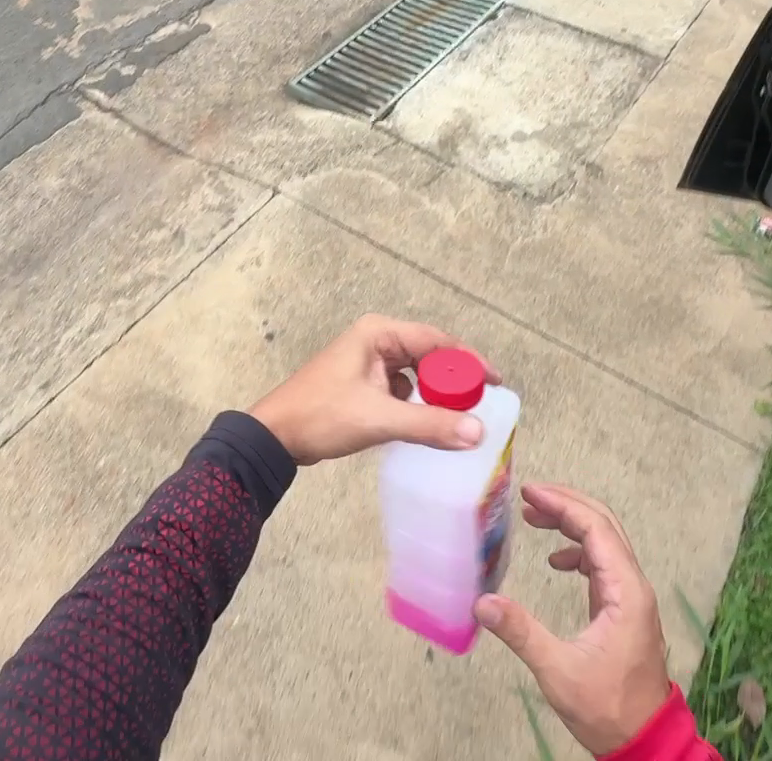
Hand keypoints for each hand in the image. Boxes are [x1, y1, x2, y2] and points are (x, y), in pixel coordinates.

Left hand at [247, 314, 498, 464]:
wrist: (275, 436)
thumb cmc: (322, 416)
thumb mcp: (379, 418)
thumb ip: (429, 424)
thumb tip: (478, 432)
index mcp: (379, 333)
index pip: (437, 340)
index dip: (469, 362)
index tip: (496, 384)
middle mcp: (376, 340)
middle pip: (429, 355)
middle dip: (455, 380)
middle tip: (481, 406)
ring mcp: (369, 361)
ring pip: (417, 374)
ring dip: (436, 394)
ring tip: (460, 418)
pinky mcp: (363, 383)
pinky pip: (402, 389)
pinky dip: (418, 404)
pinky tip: (429, 425)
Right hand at [475, 483, 672, 756]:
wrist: (645, 742)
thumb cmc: (607, 708)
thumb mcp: (558, 670)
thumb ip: (521, 632)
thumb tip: (482, 602)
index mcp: (626, 592)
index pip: (596, 529)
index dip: (562, 505)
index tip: (528, 493)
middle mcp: (633, 586)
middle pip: (604, 525)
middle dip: (566, 504)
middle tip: (528, 496)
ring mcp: (630, 596)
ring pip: (604, 540)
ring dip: (571, 523)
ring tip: (534, 518)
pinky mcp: (623, 608)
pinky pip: (602, 562)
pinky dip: (577, 549)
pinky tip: (555, 560)